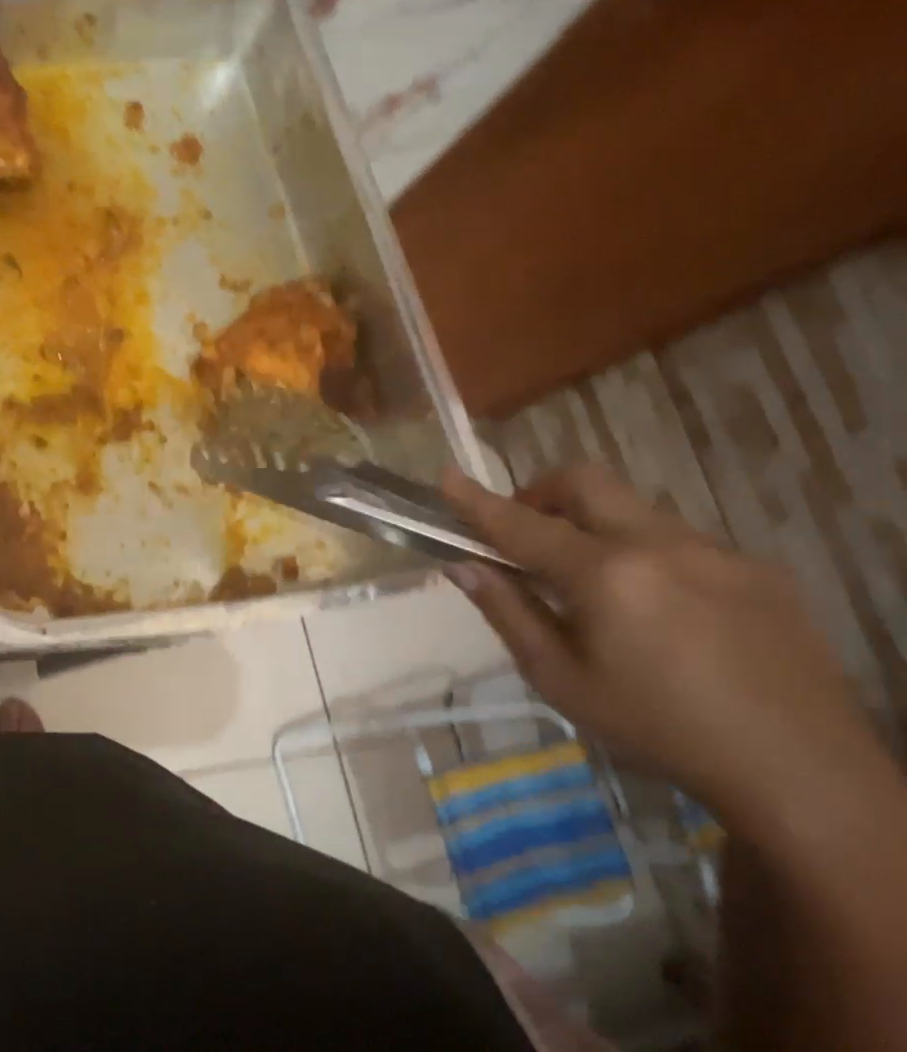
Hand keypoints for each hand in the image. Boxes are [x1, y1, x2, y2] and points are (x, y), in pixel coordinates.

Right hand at [438, 465, 875, 818]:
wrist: (796, 765)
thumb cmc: (656, 727)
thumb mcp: (560, 679)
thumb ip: (510, 613)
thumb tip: (464, 566)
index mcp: (607, 576)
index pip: (523, 525)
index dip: (478, 502)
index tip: (446, 477)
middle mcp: (662, 546)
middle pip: (588, 483)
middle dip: (542, 493)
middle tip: (523, 534)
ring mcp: (718, 552)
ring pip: (635, 511)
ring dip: (595, 528)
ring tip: (589, 586)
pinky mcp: (757, 570)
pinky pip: (681, 542)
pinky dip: (643, 555)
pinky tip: (656, 613)